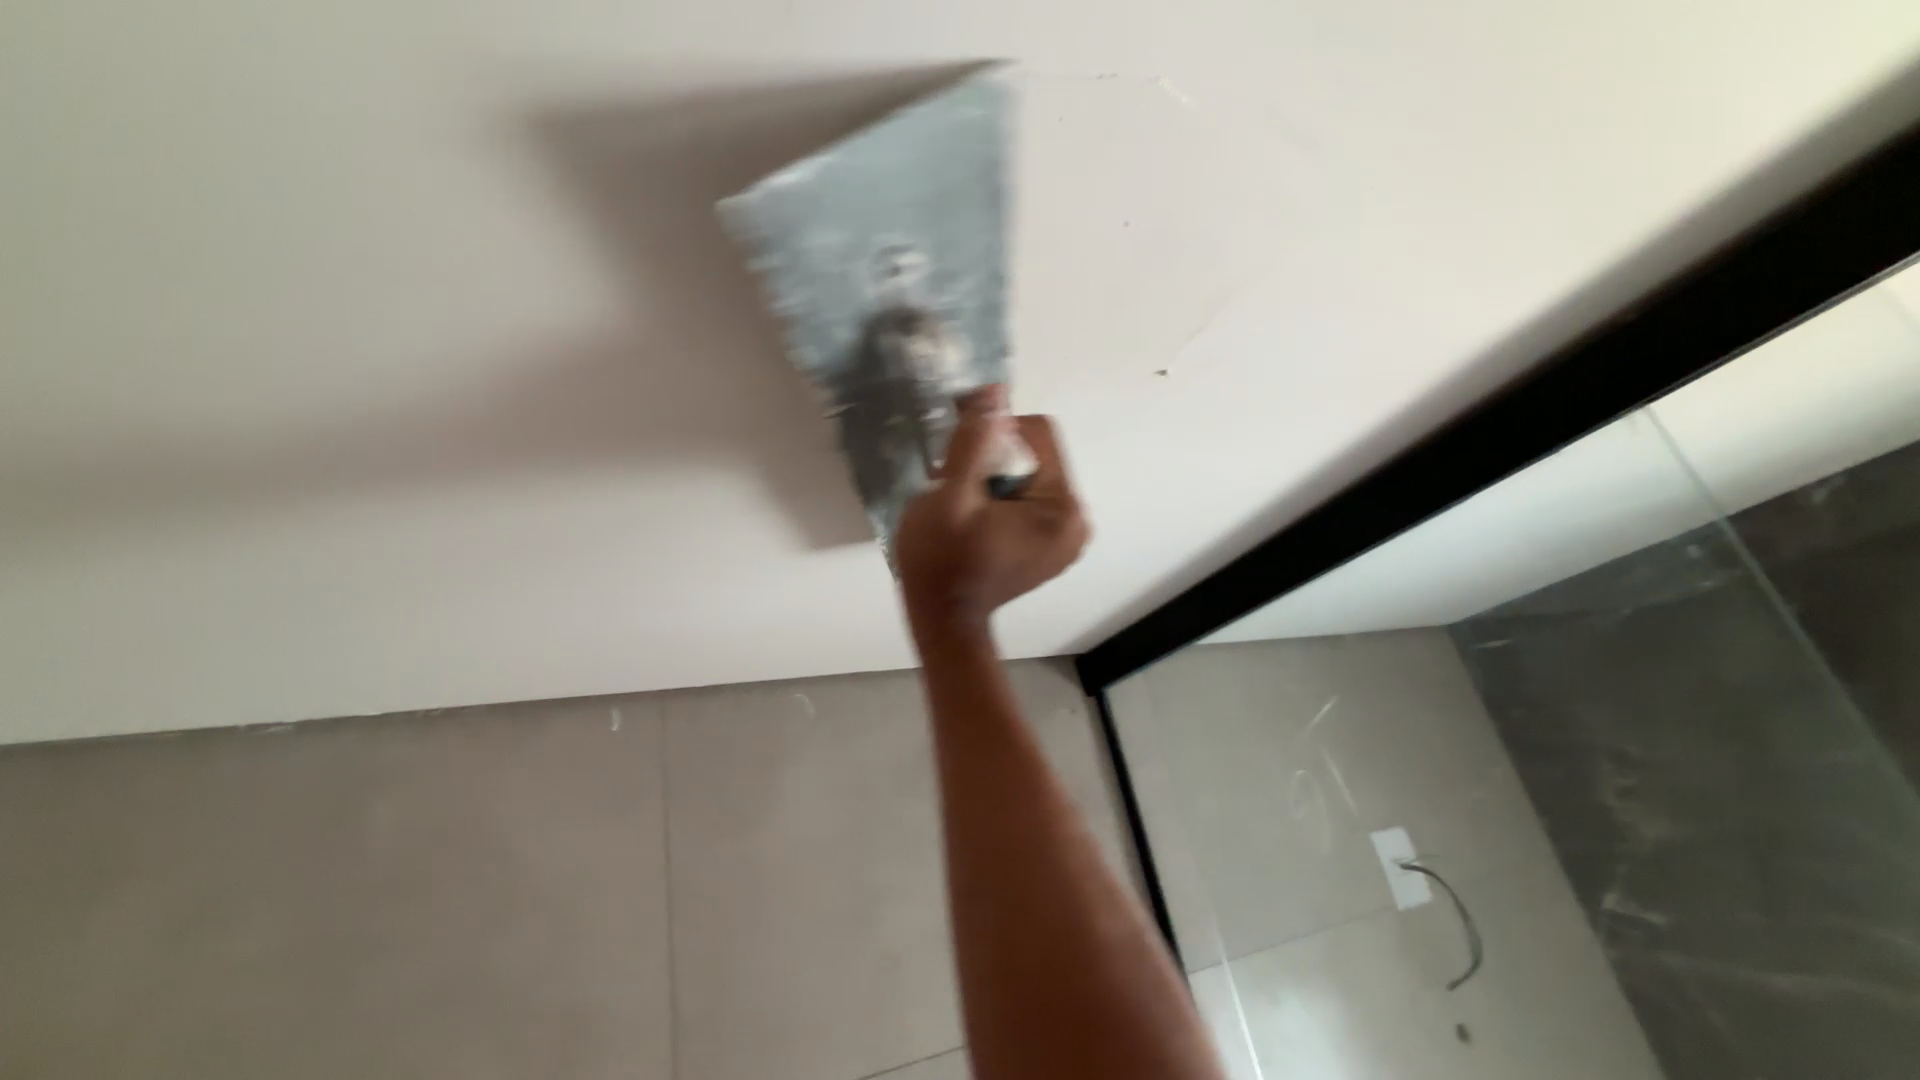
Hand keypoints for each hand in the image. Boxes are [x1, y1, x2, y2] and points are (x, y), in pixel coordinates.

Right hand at [895, 385, 1089, 630]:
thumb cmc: (941, 561)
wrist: (943, 619)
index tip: (956, 450)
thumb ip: (975, 441)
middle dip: (992, 459)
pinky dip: (1001, 497)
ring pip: (1029, 475)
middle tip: (953, 483)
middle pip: (1035, 455)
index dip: (993, 429)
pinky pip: (1029, 499)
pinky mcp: (1052, 546)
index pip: (1037, 433)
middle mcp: (1077, 521)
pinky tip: (975, 516)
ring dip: (993, 477)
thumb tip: (995, 391)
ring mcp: (1067, 537)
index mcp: (1063, 508)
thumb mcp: (951, 495)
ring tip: (961, 502)